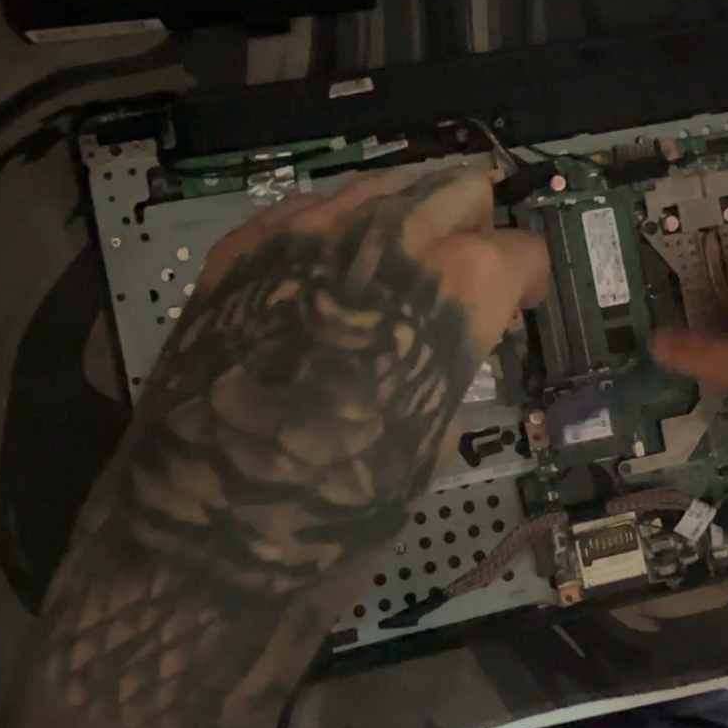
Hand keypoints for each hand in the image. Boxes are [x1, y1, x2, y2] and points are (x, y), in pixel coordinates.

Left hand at [0, 168, 549, 727]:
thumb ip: (455, 358)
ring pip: (381, 184)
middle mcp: (384, 237)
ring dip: (408, 219)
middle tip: (467, 273)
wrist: (199, 542)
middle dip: (474, 225)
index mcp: (453, 291)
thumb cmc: (338, 513)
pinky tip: (331, 282)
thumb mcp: (431, 438)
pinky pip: (311, 212)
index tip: (520, 301)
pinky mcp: (240, 249)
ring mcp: (303, 231)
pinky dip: (339, 234)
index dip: (527, 278)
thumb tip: (461, 330)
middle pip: (455, 186)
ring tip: (402, 272)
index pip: (518, 250)